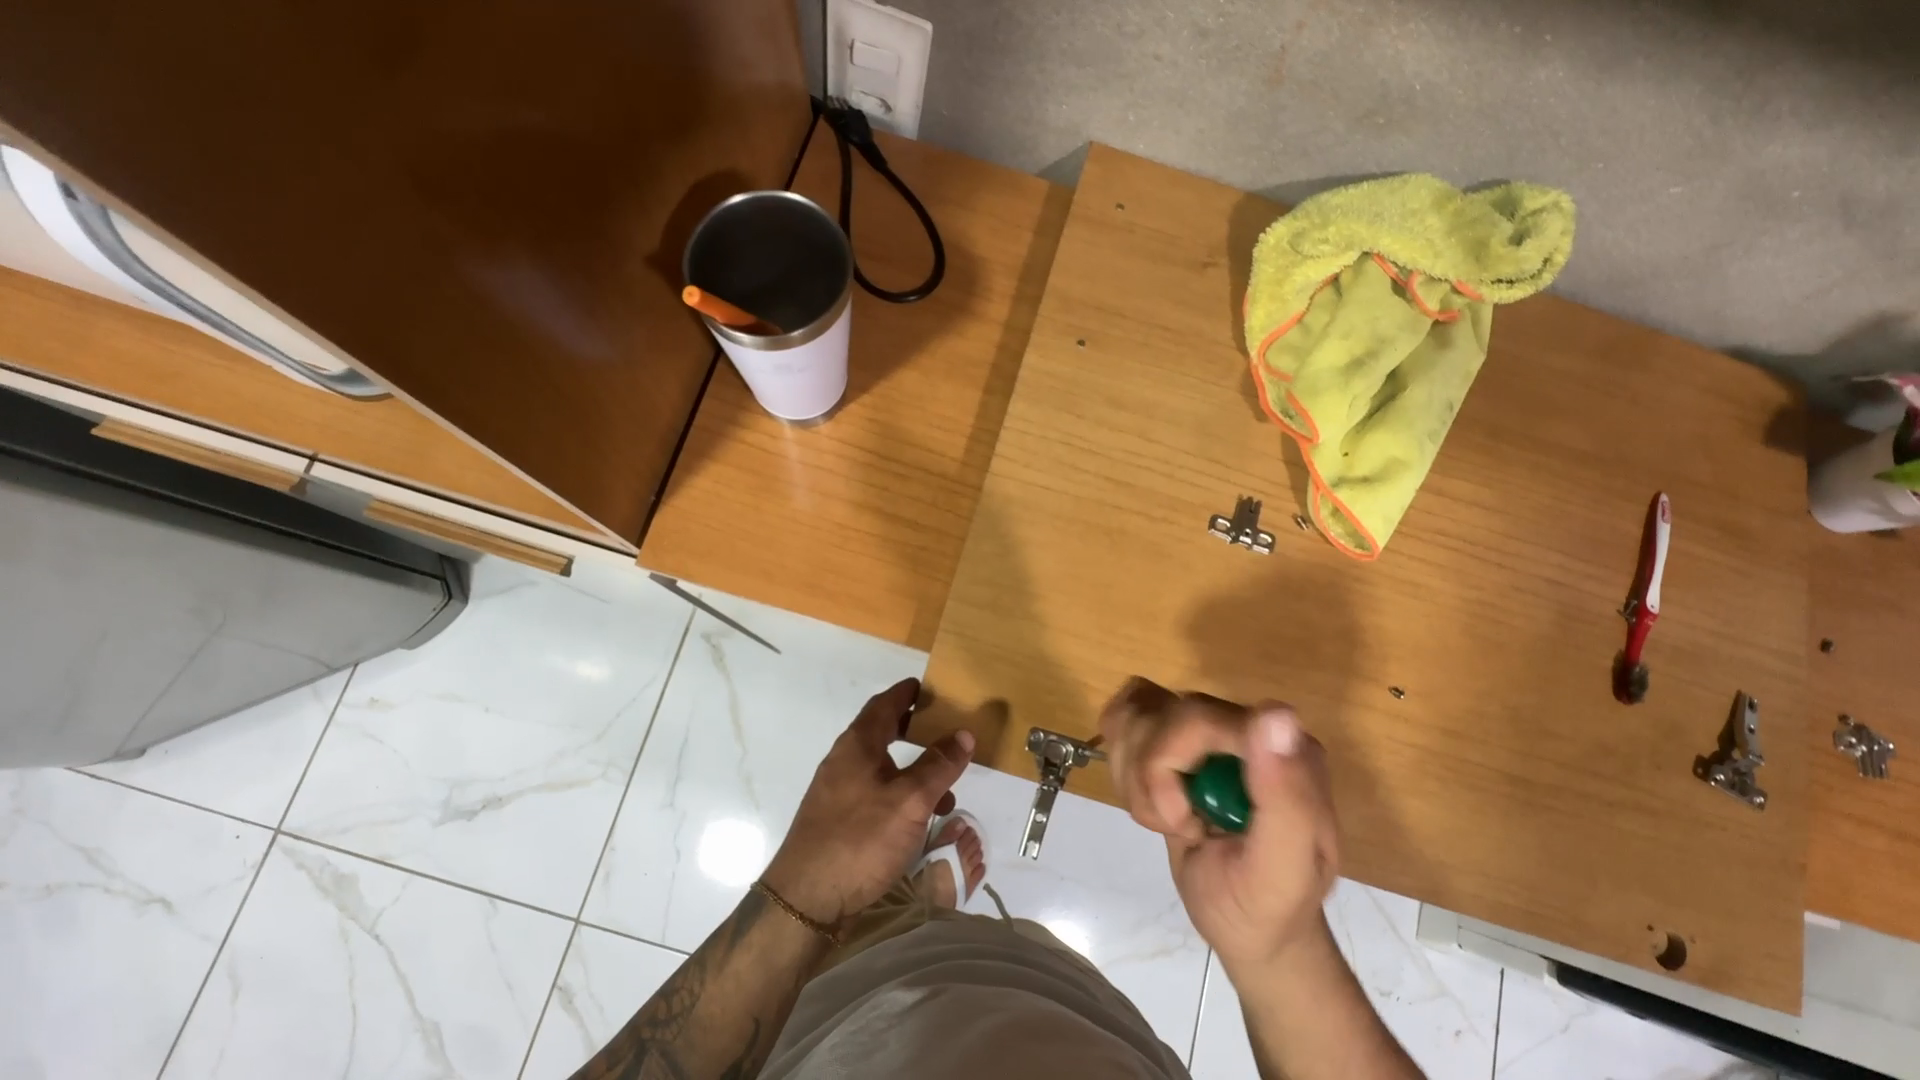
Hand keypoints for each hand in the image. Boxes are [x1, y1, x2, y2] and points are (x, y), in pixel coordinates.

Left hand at [761, 678, 973, 925]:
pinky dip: (900, 797)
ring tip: (946, 791)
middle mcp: (843, 762)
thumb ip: (938, 766)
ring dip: (912, 772)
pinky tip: (918, 822)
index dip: (907, 694)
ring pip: (881, 769)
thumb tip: (962, 734)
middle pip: (880, 734)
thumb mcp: (910, 800)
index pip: (884, 704)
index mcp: (857, 745)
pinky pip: (875, 795)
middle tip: (944, 732)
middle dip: (913, 731)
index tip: (929, 688)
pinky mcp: (837, 822)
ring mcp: (836, 793)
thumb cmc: (860, 840)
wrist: (806, 899)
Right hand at [1099, 677, 1339, 976]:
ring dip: (1137, 782)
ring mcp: (1208, 730)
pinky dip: (1125, 769)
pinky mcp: (1176, 739)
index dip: (1168, 766)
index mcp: (1282, 746)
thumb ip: (1285, 793)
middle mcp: (1244, 726)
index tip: (1186, 822)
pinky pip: (1124, 722)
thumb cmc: (1269, 904)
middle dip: (1152, 782)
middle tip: (1182, 829)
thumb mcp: (1283, 867)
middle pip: (1157, 715)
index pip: (1196, 715)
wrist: (1248, 926)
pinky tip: (1154, 803)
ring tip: (1173, 822)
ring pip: (1134, 716)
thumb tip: (1275, 712)